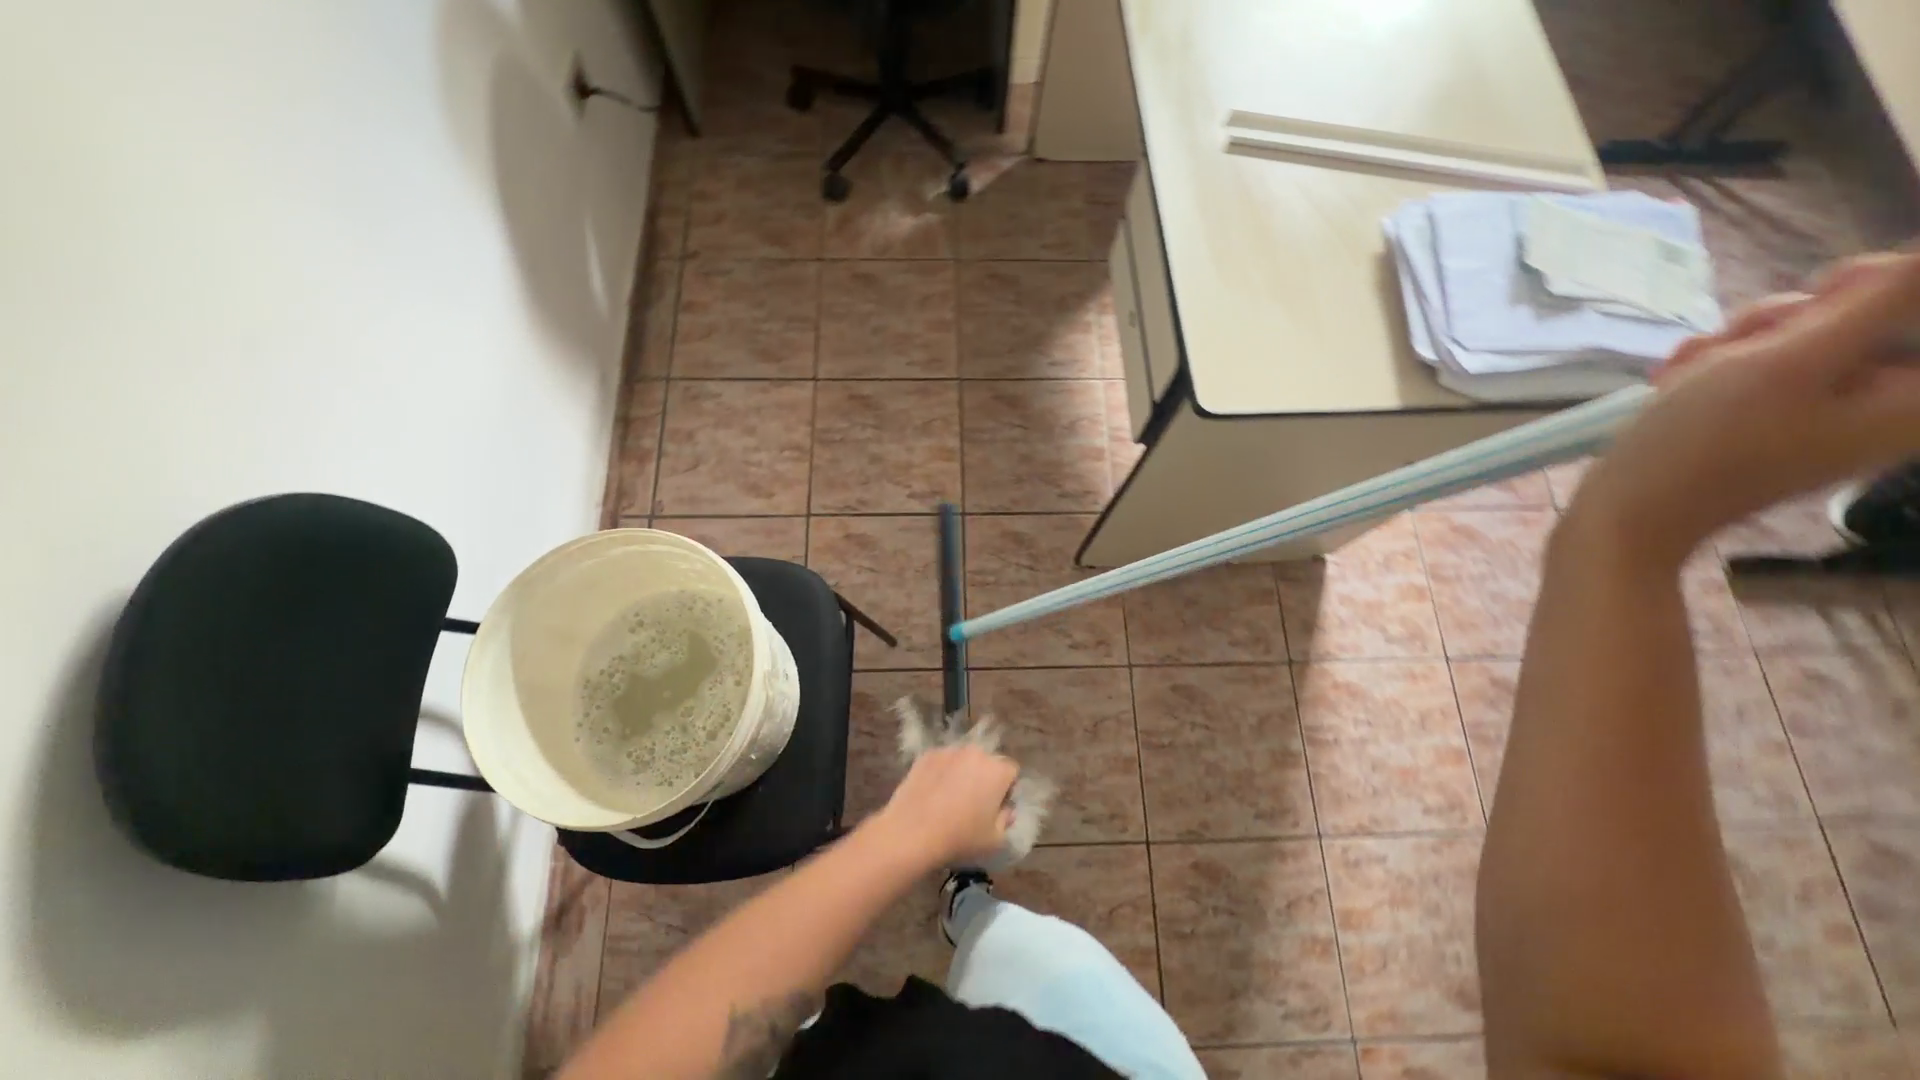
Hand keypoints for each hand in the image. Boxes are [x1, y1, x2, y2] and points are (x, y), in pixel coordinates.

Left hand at [871, 743, 1018, 869]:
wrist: (912, 833)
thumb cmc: (960, 838)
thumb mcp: (995, 840)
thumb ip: (1006, 820)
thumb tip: (1005, 809)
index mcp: (998, 771)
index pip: (1011, 772)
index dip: (1006, 789)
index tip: (996, 807)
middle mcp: (976, 753)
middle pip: (987, 762)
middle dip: (985, 778)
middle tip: (973, 802)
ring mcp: (949, 751)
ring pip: (964, 760)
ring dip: (963, 773)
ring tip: (950, 797)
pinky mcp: (926, 755)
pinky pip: (942, 761)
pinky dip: (941, 772)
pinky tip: (933, 793)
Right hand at [1572, 251, 1919, 568]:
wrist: (1630, 511)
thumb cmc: (1705, 440)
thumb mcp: (1787, 360)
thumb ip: (1874, 302)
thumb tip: (1917, 264)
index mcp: (1912, 402)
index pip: (1915, 313)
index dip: (1873, 289)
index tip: (1821, 292)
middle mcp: (1882, 410)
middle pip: (1861, 324)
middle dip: (1785, 321)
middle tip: (1735, 342)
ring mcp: (1823, 420)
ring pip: (1801, 344)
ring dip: (1737, 344)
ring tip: (1689, 371)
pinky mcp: (1777, 427)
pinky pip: (1766, 374)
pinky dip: (1721, 368)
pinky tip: (1681, 382)